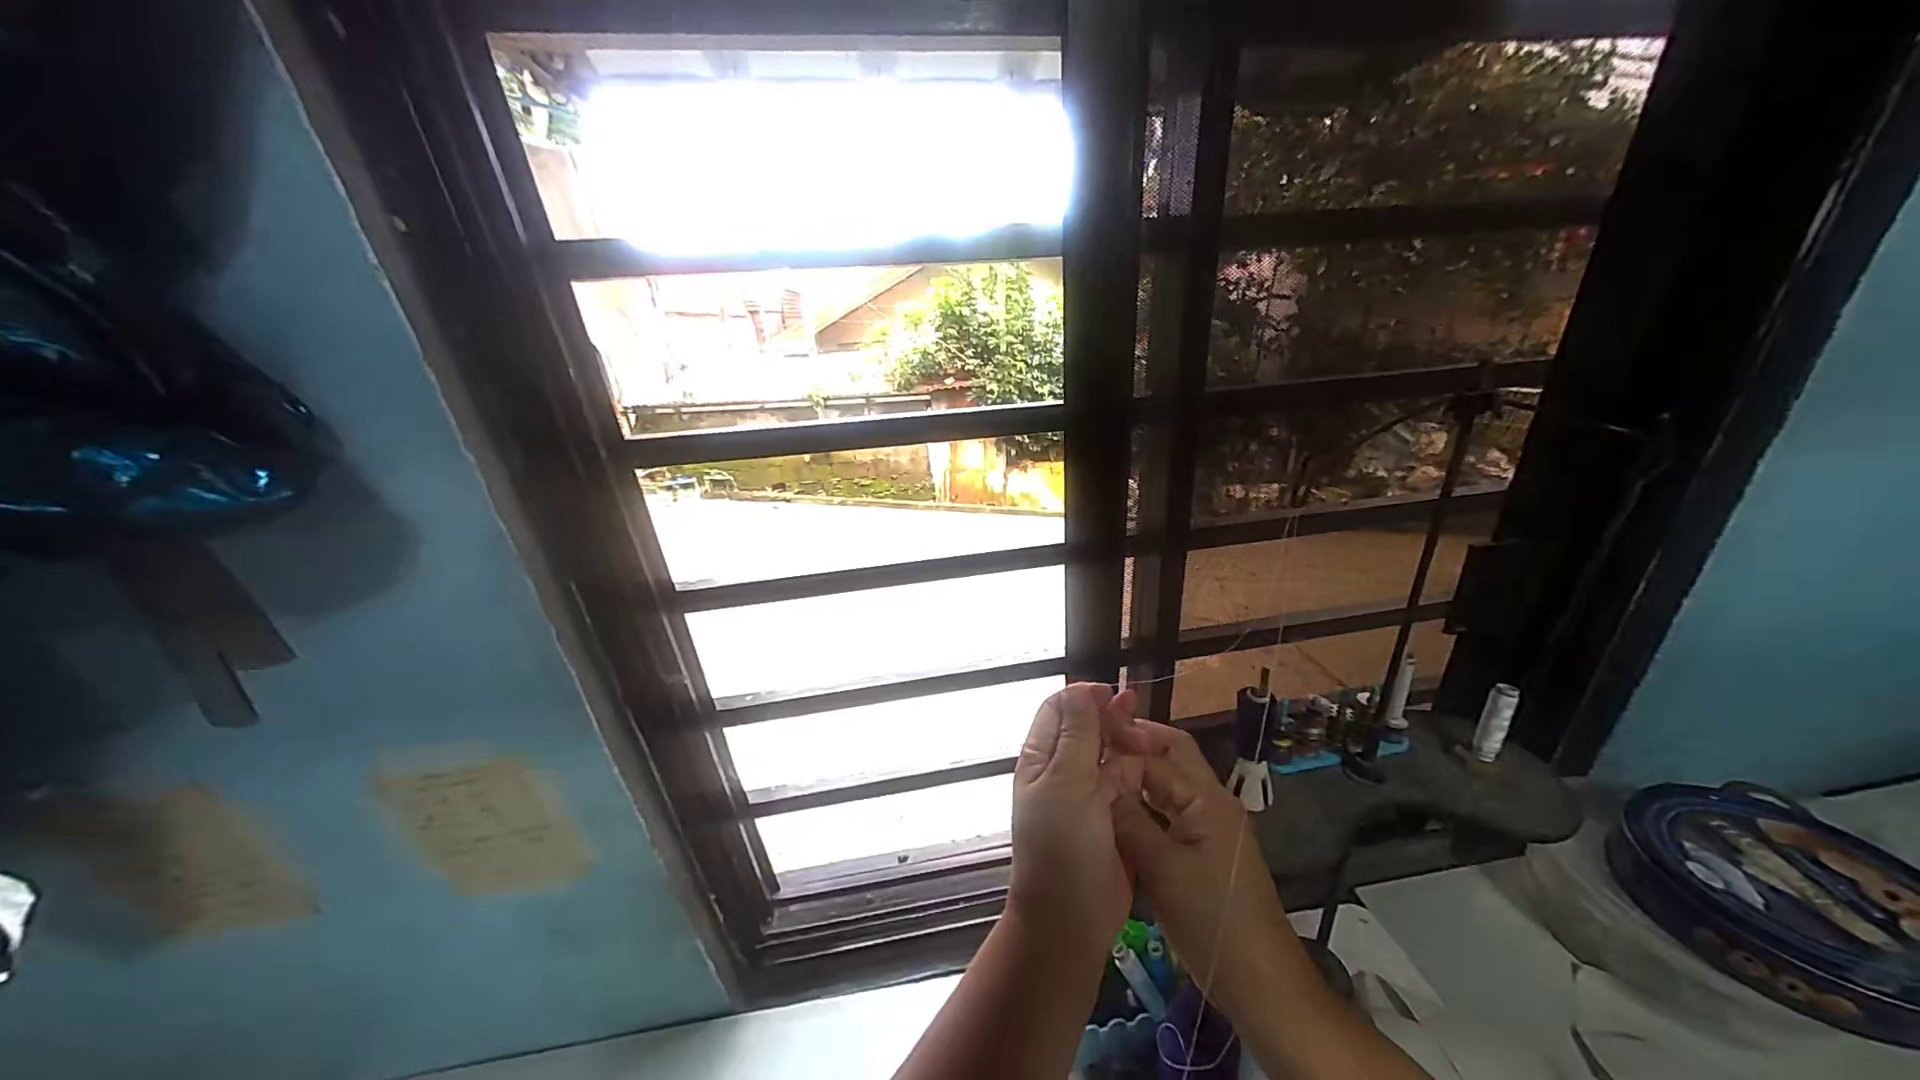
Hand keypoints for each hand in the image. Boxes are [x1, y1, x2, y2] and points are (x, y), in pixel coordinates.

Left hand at [1007, 682, 1138, 955]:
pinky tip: (1153, 763)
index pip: (1059, 710)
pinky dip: (1136, 768)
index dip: (1084, 697)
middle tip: (1137, 711)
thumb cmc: (1062, 847)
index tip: (1114, 695)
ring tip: (1148, 739)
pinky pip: (1123, 781)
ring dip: (1125, 741)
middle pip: (1086, 728)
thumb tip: (1080, 690)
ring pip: (1108, 753)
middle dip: (1109, 715)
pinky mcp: (1110, 815)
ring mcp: (1086, 793)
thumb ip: (1077, 736)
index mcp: (1040, 758)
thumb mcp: (1066, 784)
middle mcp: (1061, 770)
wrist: (1072, 918)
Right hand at [1108, 719, 1301, 1013]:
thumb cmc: (1211, 919)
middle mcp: (1211, 802)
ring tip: (1096, 776)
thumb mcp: (1162, 868)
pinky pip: (1170, 811)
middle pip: (1171, 757)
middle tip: (1091, 747)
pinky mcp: (1204, 849)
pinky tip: (1117, 812)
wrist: (1260, 981)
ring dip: (1138, 774)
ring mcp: (1210, 826)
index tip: (1084, 748)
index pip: (1157, 756)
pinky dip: (1144, 804)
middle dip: (1134, 746)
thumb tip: (1096, 783)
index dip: (1121, 750)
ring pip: (1169, 784)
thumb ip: (1128, 820)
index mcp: (1207, 799)